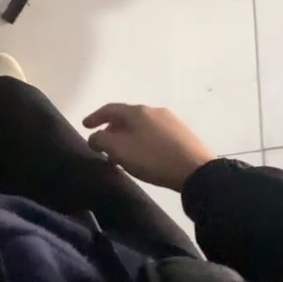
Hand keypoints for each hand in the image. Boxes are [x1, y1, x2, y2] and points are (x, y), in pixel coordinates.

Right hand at [82, 104, 215, 190]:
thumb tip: (94, 137)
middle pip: (126, 116)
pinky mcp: (182, 134)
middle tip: (103, 142)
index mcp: (137, 111)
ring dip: (128, 135)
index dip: (94, 117)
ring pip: (141, 125)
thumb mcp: (119, 150)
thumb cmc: (153, 158)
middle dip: (112, 128)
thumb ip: (101, 141)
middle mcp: (153, 110)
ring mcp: (171, 121)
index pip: (109, 109)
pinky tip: (144, 153)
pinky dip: (142, 139)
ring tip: (123, 151)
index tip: (85, 126)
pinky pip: (154, 132)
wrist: (197, 171)